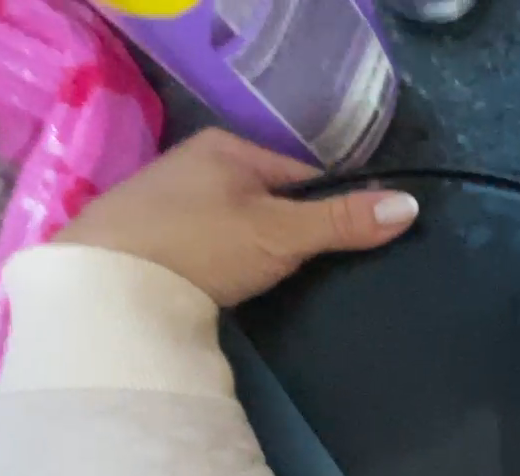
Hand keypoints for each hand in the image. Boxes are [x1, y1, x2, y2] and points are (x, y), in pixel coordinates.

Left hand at [53, 130, 419, 306]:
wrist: (107, 282)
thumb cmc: (202, 243)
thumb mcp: (284, 232)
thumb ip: (344, 221)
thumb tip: (412, 204)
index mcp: (229, 148)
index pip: (305, 175)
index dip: (334, 209)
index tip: (352, 245)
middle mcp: (197, 163)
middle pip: (275, 198)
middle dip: (300, 229)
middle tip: (319, 268)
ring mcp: (172, 198)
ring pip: (245, 220)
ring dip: (267, 246)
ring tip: (282, 278)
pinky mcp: (155, 235)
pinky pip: (217, 240)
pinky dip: (235, 259)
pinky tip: (239, 281)